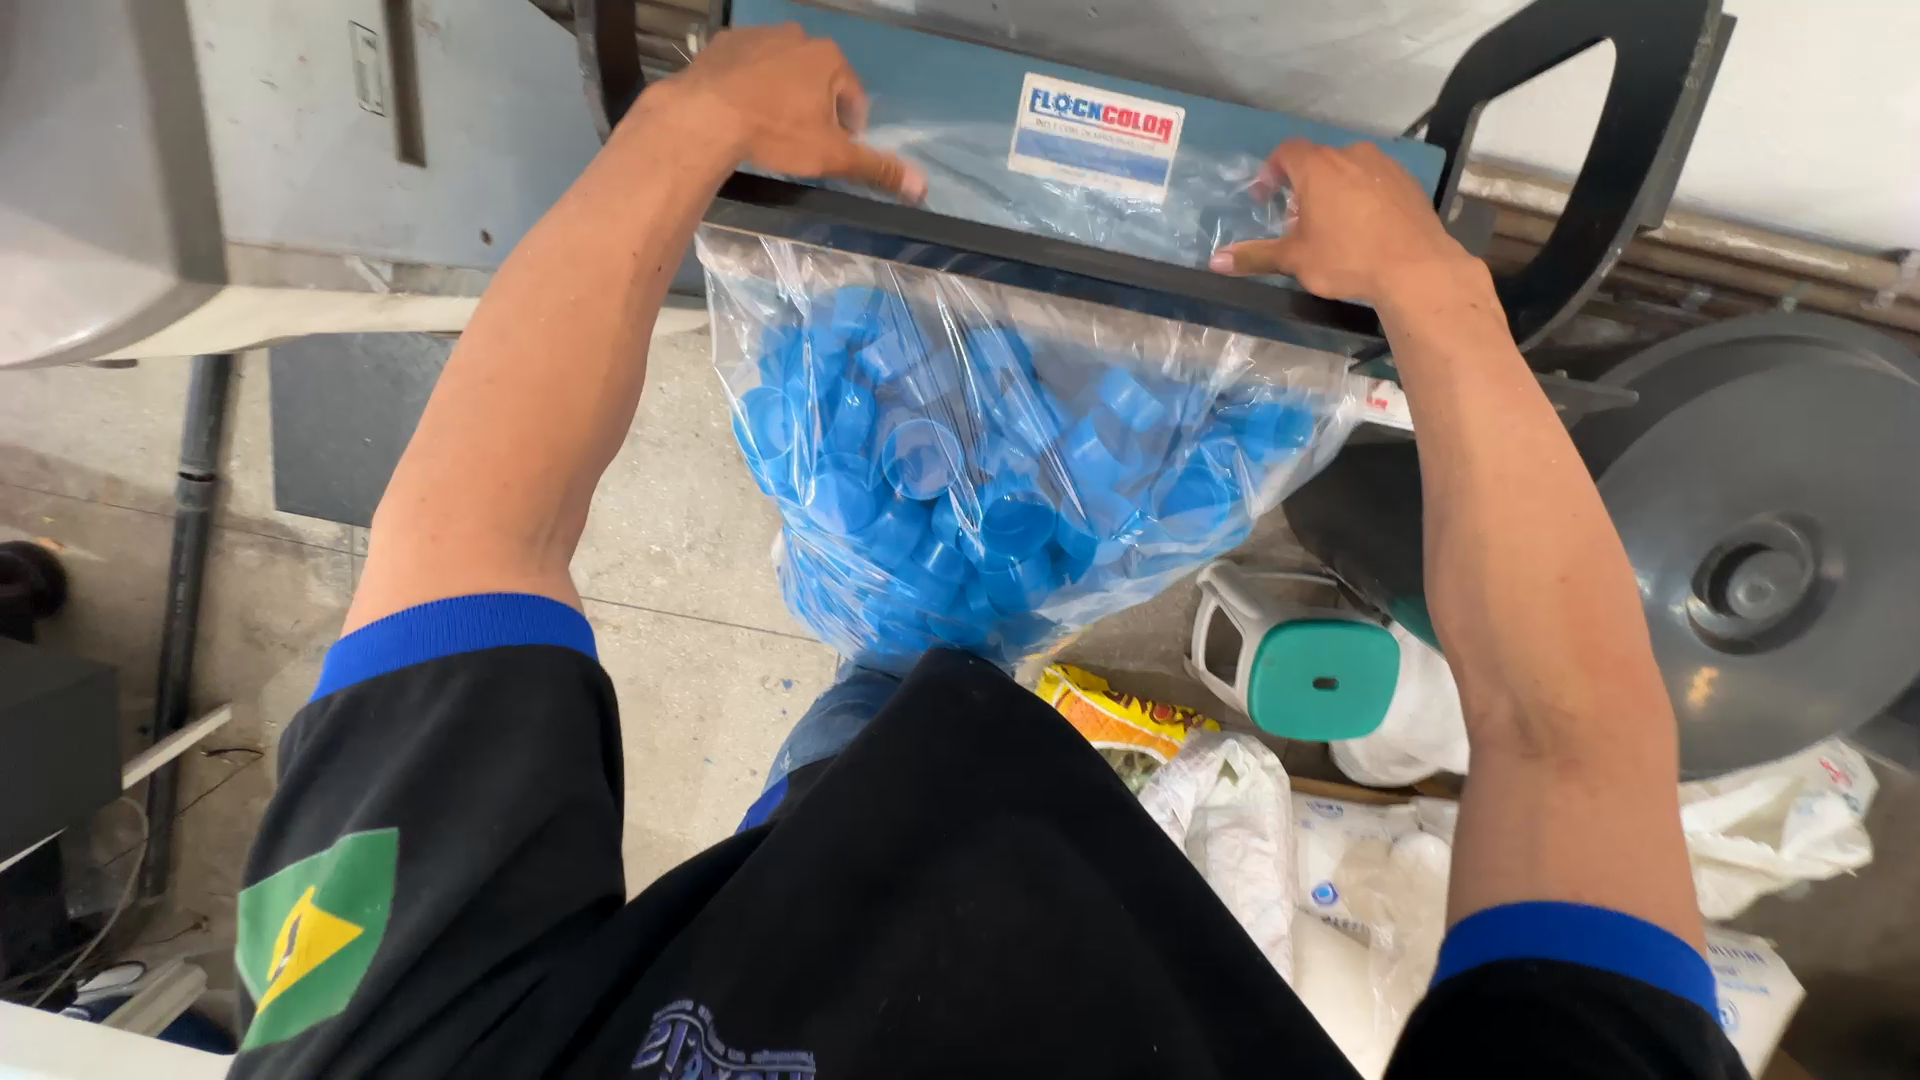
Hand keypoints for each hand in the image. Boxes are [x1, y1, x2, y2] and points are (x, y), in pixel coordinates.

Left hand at [640, 23, 925, 201]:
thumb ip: (877, 168)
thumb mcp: (834, 157)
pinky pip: (750, 68)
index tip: (834, 150)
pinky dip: (753, 88)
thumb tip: (922, 185)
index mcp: (829, 58)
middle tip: (803, 143)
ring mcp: (758, 35)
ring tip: (773, 130)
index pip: (854, 96)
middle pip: (820, 80)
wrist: (707, 116)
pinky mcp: (725, 44)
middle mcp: (797, 36)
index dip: (849, 128)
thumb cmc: (778, 134)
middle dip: (818, 110)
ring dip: (786, 97)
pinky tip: (745, 114)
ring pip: (784, 71)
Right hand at [1209, 139, 1470, 305]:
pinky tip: (1361, 229)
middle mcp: (1352, 156)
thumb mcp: (1294, 259)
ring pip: (1347, 171)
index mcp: (1319, 168)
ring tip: (1329, 228)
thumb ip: (1255, 256)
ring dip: (1332, 192)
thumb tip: (1215, 262)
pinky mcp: (1407, 182)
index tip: (1264, 196)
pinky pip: (1373, 182)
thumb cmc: (1345, 258)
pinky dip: (1359, 198)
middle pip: (1318, 162)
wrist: (1413, 266)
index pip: (1286, 152)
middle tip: (1295, 222)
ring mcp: (1384, 166)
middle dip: (1301, 188)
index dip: (1270, 171)